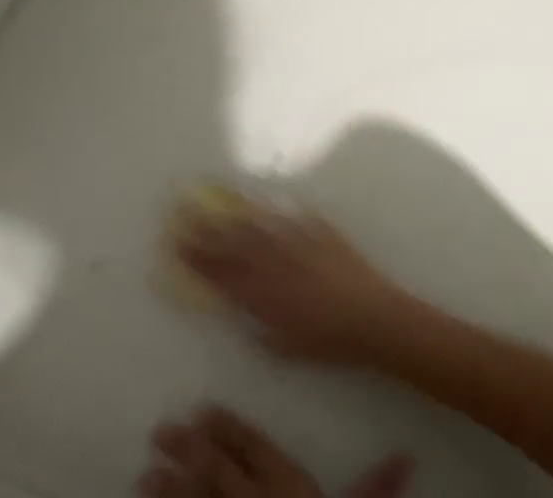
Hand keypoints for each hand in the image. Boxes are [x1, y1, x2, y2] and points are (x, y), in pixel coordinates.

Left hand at [139, 405, 412, 497]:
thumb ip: (376, 489)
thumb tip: (406, 457)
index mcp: (291, 490)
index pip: (260, 451)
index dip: (232, 429)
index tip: (205, 408)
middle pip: (221, 472)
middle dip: (192, 450)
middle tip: (164, 429)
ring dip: (171, 487)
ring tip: (146, 469)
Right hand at [178, 208, 410, 363]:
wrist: (373, 318)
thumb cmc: (328, 343)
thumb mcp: (284, 346)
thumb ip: (258, 328)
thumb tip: (243, 314)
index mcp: (262, 294)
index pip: (221, 273)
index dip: (198, 259)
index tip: (178, 246)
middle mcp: (275, 264)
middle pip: (235, 243)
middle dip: (209, 232)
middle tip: (188, 218)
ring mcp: (300, 244)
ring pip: (262, 226)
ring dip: (238, 217)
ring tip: (220, 207)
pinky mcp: (324, 233)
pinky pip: (298, 218)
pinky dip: (282, 213)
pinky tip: (270, 205)